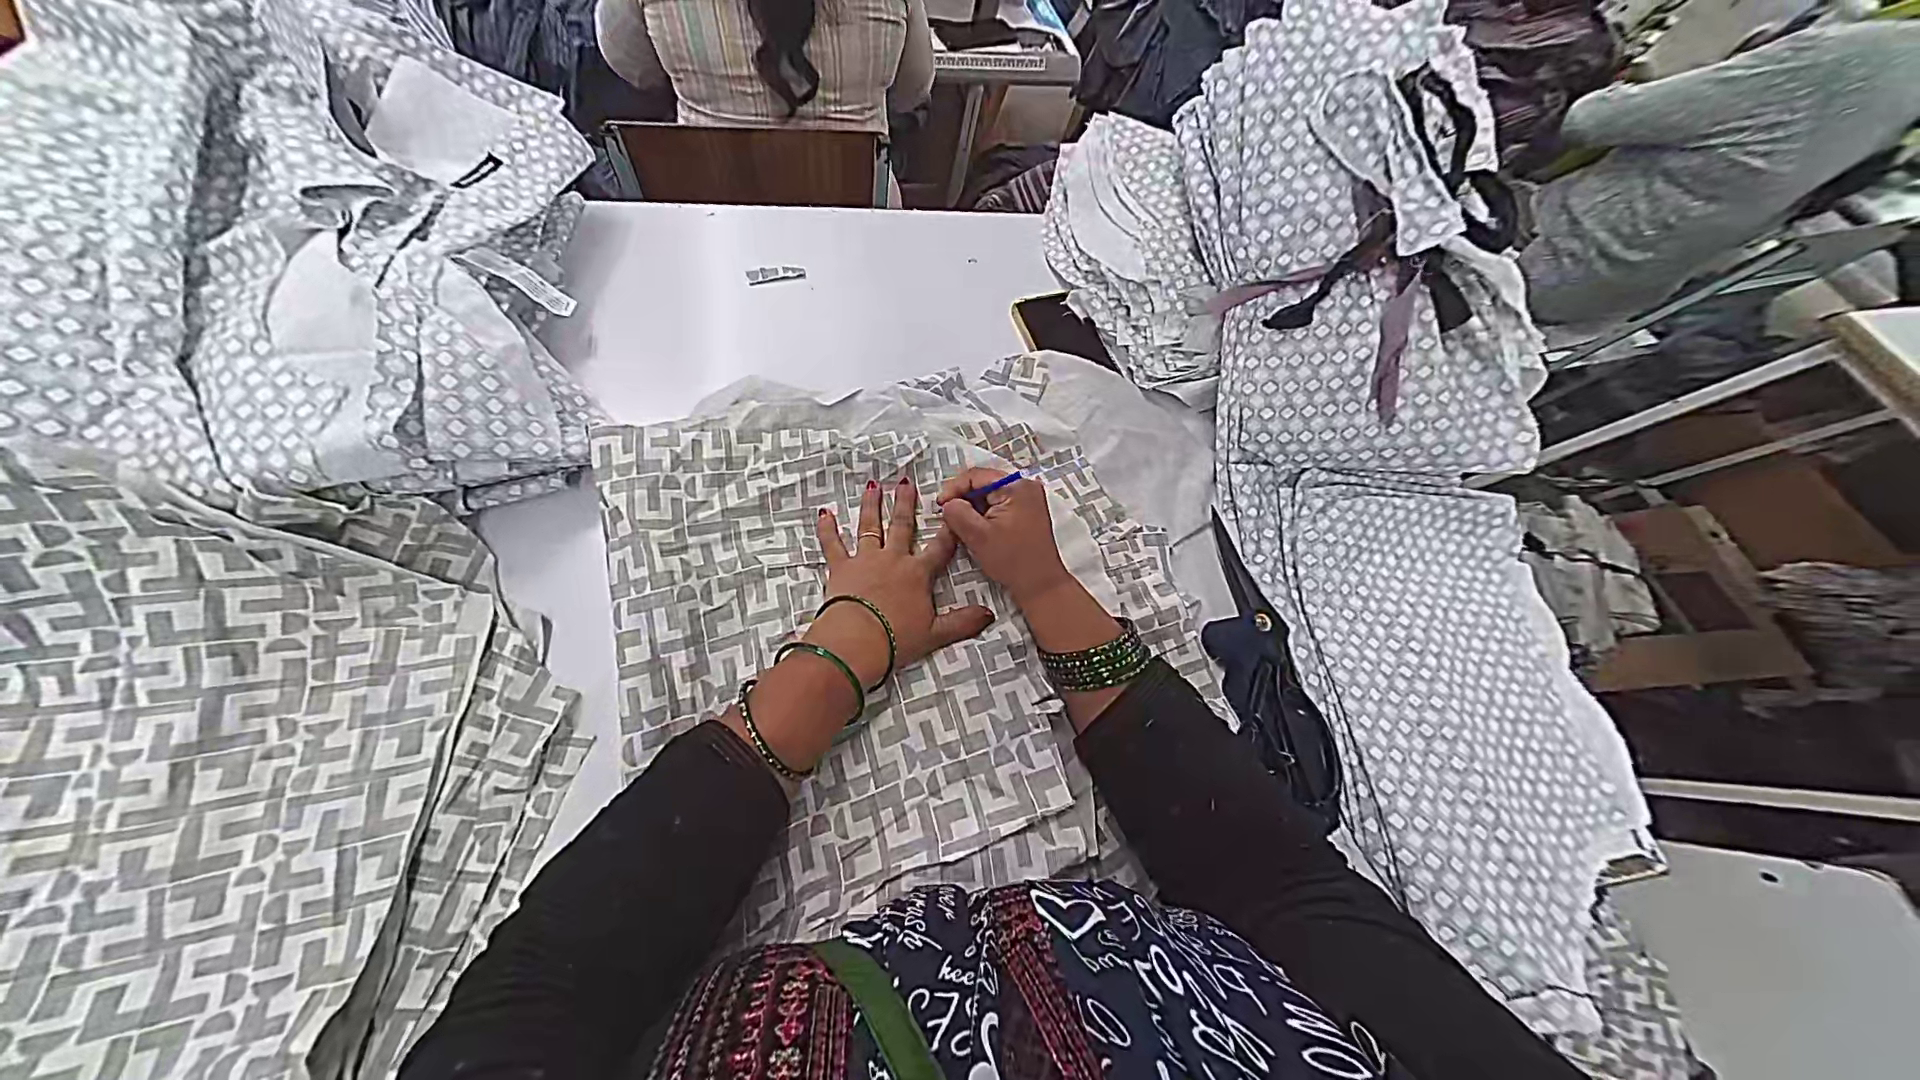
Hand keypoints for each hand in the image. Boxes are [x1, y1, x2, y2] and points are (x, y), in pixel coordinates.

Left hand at [811, 477, 995, 684]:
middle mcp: (893, 560)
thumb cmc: (895, 638)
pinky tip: (825, 514)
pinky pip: (833, 544)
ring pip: (870, 527)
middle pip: (902, 526)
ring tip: (874, 487)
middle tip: (906, 484)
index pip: (939, 548)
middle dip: (905, 504)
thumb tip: (988, 615)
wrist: (857, 641)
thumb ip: (963, 622)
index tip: (952, 513)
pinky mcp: (841, 568)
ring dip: (872, 506)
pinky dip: (828, 529)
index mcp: (918, 574)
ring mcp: (865, 560)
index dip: (948, 530)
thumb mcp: (936, 633)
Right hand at [935, 468, 1074, 606]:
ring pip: (989, 496)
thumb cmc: (1014, 562)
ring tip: (963, 528)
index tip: (941, 505)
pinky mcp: (1026, 513)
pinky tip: (978, 532)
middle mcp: (1025, 487)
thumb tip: (948, 503)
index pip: (975, 475)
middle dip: (963, 500)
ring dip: (973, 509)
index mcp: (1016, 486)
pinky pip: (998, 506)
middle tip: (949, 518)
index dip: (953, 488)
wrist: (1040, 585)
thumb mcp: (977, 536)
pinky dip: (984, 516)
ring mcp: (1028, 500)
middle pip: (983, 484)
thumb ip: (957, 513)